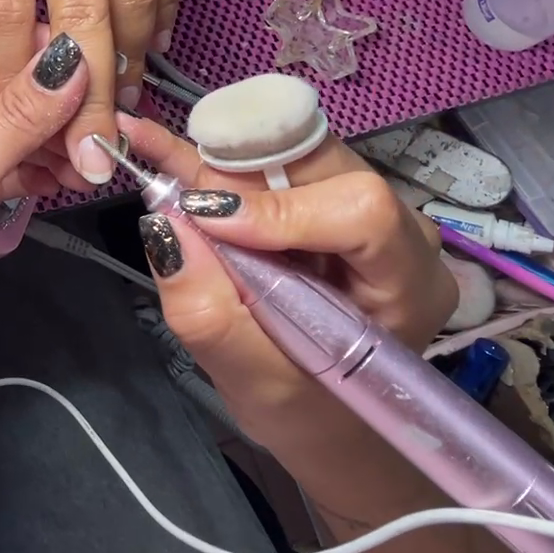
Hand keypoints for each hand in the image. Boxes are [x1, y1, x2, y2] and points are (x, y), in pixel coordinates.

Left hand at [0, 26, 89, 399]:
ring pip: (14, 128)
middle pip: (3, 86)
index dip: (40, 47)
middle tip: (111, 122)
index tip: (102, 58)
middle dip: (56, 103)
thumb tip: (73, 58)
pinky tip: (77, 177)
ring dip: (57, 140)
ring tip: (99, 159)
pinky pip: (12, 164)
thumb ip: (17, 118)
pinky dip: (44, 168)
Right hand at [119, 115, 453, 447]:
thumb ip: (210, 312)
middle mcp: (394, 228)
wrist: (319, 416)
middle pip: (317, 164)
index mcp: (407, 281)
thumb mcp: (254, 380)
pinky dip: (201, 154)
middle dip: (237, 169)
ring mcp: (351, 204)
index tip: (209, 223)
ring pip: (281, 151)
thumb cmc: (304, 411)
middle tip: (175, 188)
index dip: (281, 210)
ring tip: (147, 148)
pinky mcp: (310, 198)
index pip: (359, 213)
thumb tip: (163, 227)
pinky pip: (257, 161)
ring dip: (213, 157)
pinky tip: (148, 136)